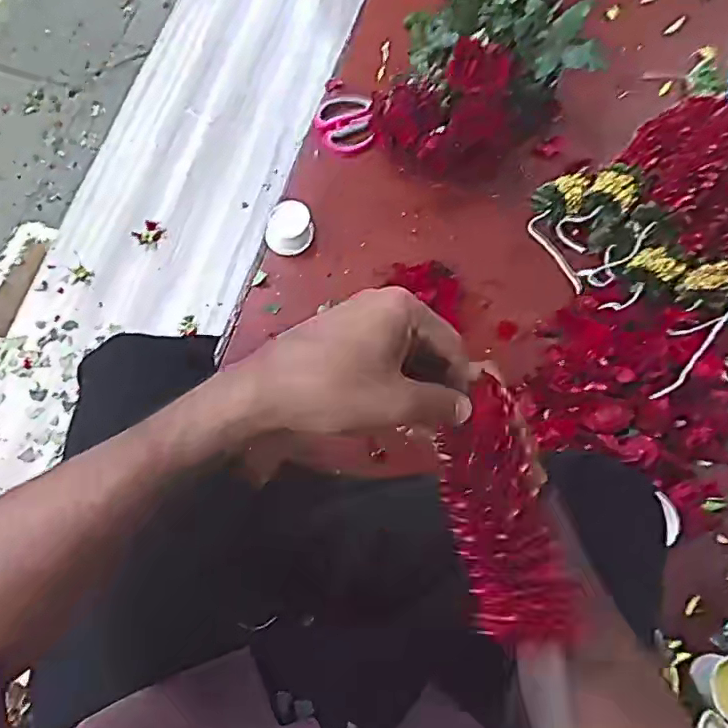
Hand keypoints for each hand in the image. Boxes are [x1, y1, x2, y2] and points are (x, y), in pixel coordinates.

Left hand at [225, 287, 479, 436]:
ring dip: (414, 388)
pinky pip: (378, 355)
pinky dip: (390, 380)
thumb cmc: (335, 390)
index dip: (462, 382)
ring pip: (402, 354)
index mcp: (403, 307)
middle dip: (436, 386)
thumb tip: (465, 409)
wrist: (262, 392)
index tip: (465, 415)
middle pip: (427, 346)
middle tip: (441, 424)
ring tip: (417, 424)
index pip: (452, 344)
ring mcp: (357, 315)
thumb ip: (439, 404)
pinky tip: (389, 410)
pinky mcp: (338, 333)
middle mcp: (382, 303)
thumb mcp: (395, 402)